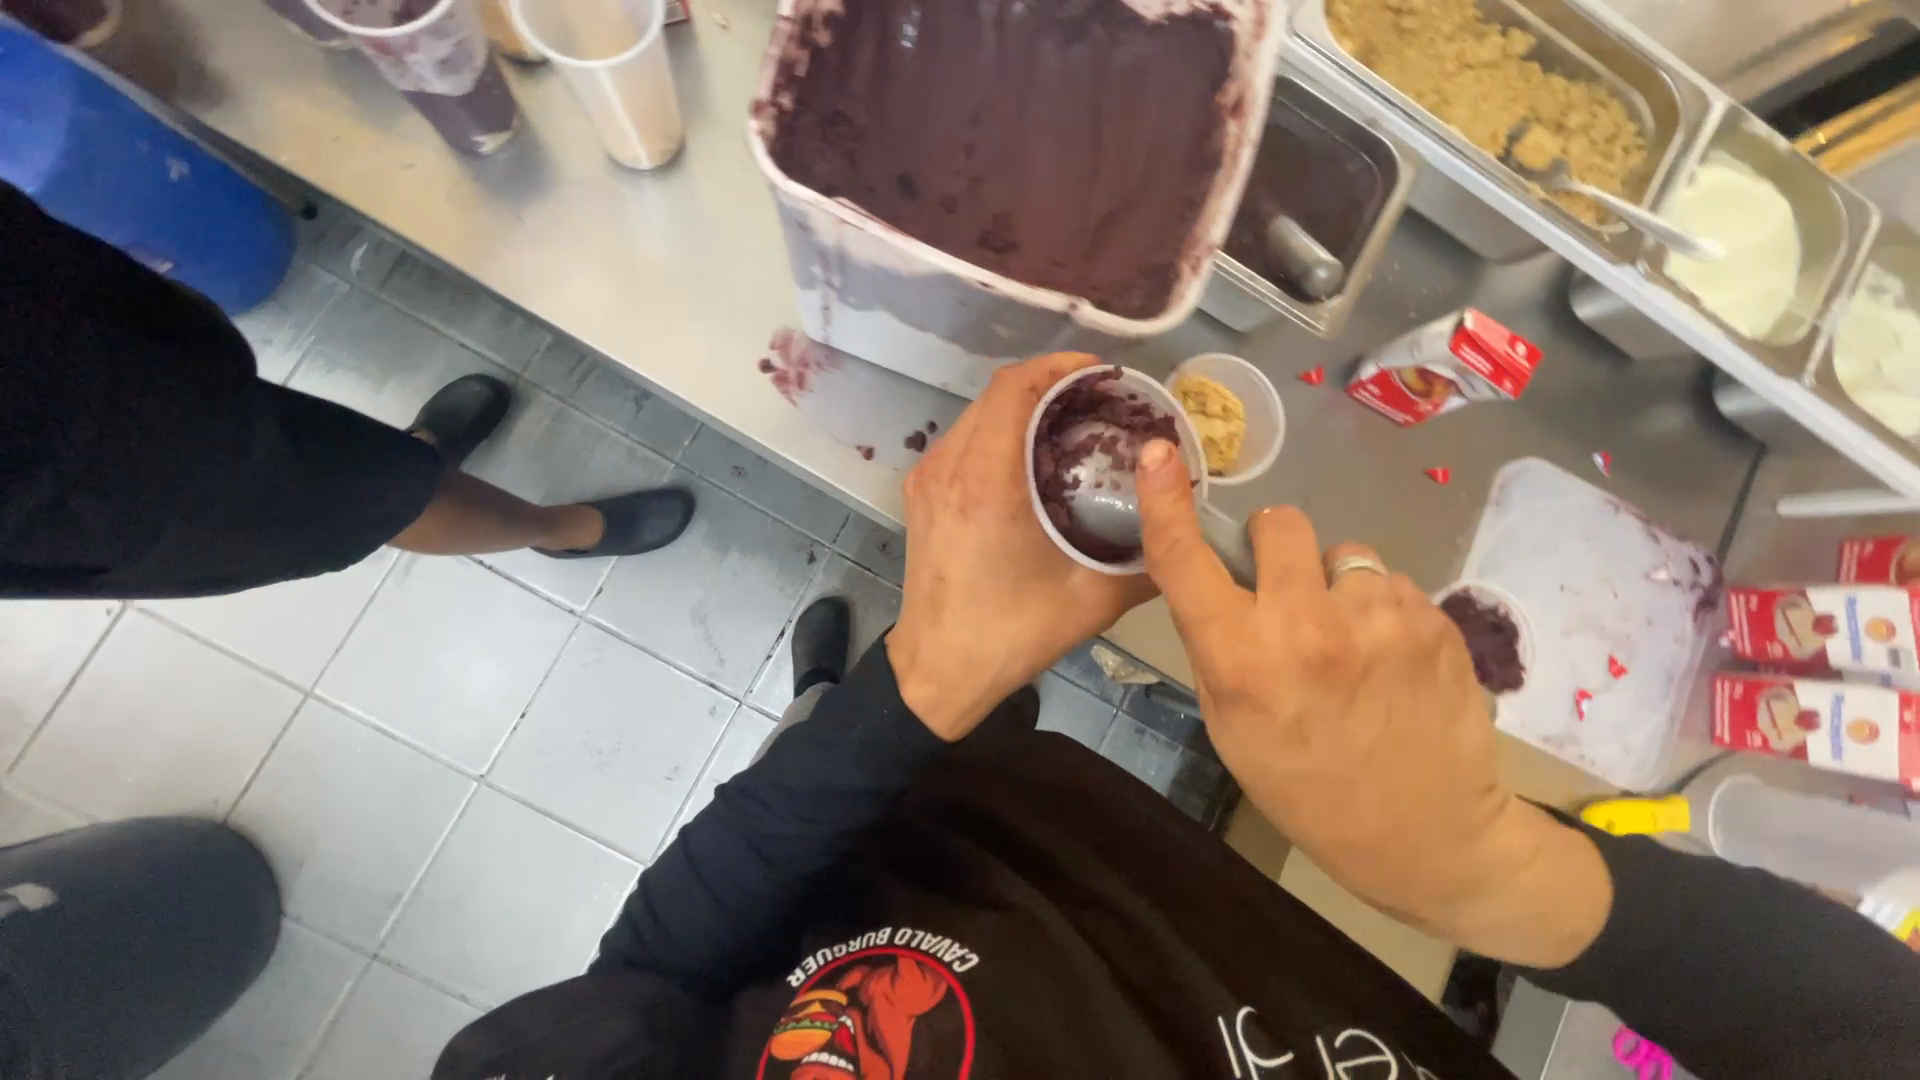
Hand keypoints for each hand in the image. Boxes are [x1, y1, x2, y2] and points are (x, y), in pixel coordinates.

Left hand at [888, 354, 1156, 740]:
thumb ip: (1147, 561)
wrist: (939, 671)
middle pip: (994, 395)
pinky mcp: (920, 496)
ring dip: (1020, 408)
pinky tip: (1030, 457)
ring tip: (1068, 423)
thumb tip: (1182, 525)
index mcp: (986, 482)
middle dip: (1046, 384)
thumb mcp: (1092, 599)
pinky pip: (961, 442)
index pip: (1013, 389)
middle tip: (1096, 401)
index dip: (1057, 367)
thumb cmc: (1010, 635)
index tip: (1099, 374)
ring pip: (975, 416)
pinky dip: (997, 433)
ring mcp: (926, 480)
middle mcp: (948, 469)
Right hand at [1132, 439, 1610, 967]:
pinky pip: (1388, 582)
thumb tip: (1219, 578)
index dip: (1167, 503)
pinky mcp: (1433, 618)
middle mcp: (1305, 624)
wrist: (1424, 832)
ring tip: (1351, 642)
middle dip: (1277, 549)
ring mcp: (1378, 617)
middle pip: (1281, 523)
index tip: (1160, 453)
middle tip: (1288, 593)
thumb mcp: (1230, 723)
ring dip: (1335, 584)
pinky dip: (1379, 608)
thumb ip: (1218, 643)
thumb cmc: (1302, 783)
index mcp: (1240, 658)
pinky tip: (1391, 658)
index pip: (1187, 561)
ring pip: (1343, 553)